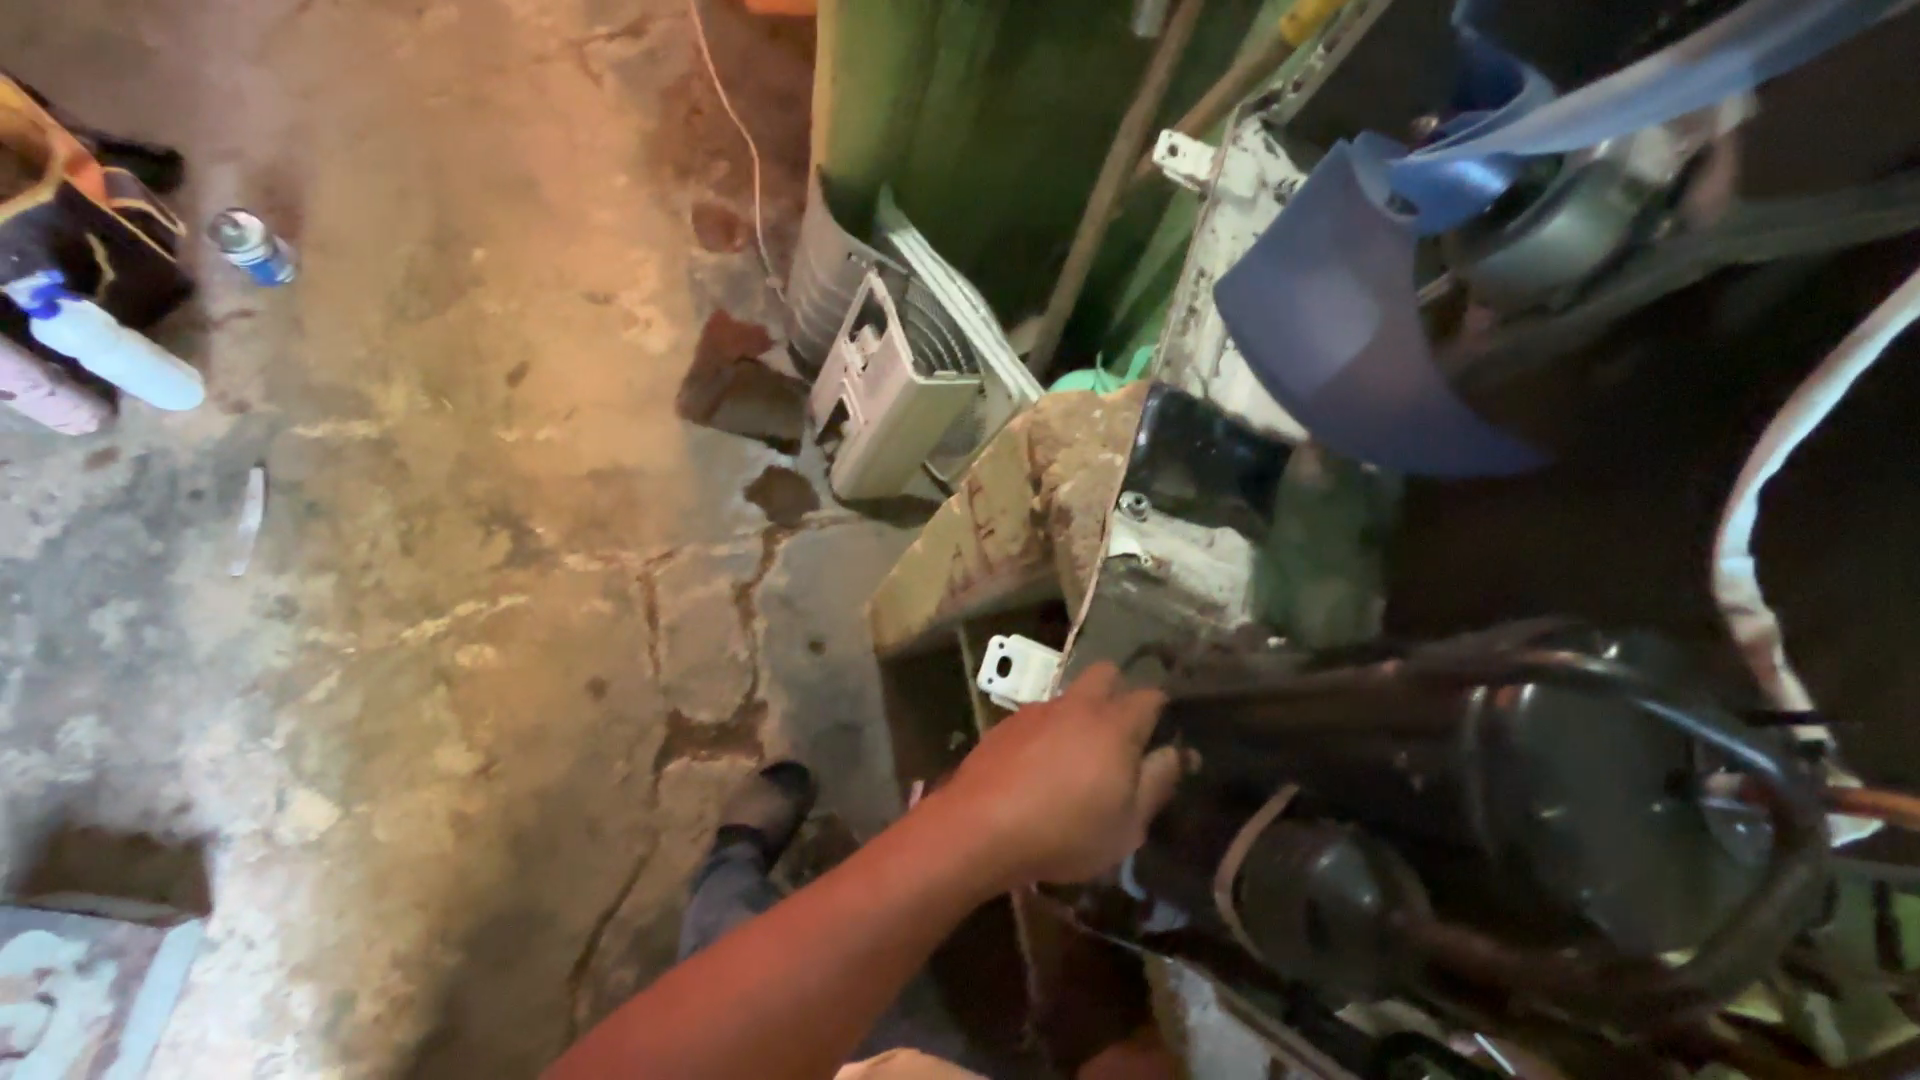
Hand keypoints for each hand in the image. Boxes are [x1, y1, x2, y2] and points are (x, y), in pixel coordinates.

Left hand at [940, 662, 1189, 885]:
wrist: (980, 828)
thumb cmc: (1066, 832)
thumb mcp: (1128, 825)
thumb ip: (1157, 783)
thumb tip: (1175, 753)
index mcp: (1115, 724)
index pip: (1150, 696)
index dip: (1161, 712)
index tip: (1162, 737)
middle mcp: (1076, 705)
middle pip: (1105, 674)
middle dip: (1118, 692)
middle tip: (1120, 736)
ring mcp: (1036, 711)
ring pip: (1068, 696)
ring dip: (1079, 715)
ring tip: (1075, 760)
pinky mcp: (1004, 725)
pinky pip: (1037, 718)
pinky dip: (1046, 734)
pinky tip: (1037, 769)